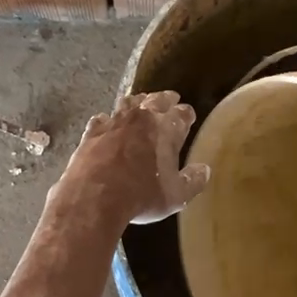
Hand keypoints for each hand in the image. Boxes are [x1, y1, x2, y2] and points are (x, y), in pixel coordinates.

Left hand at [52, 91, 209, 225]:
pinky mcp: (93, 131)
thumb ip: (193, 181)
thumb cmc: (141, 197)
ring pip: (129, 103)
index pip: (183, 113)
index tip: (188, 118)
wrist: (94, 197)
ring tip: (140, 105)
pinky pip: (103, 118)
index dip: (187, 115)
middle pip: (157, 99)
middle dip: (166, 99)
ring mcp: (115, 121)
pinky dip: (108, 120)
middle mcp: (142, 118)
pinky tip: (107, 124)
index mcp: (167, 129)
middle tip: (170, 99)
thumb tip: (204, 170)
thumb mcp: (176, 196)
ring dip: (137, 103)